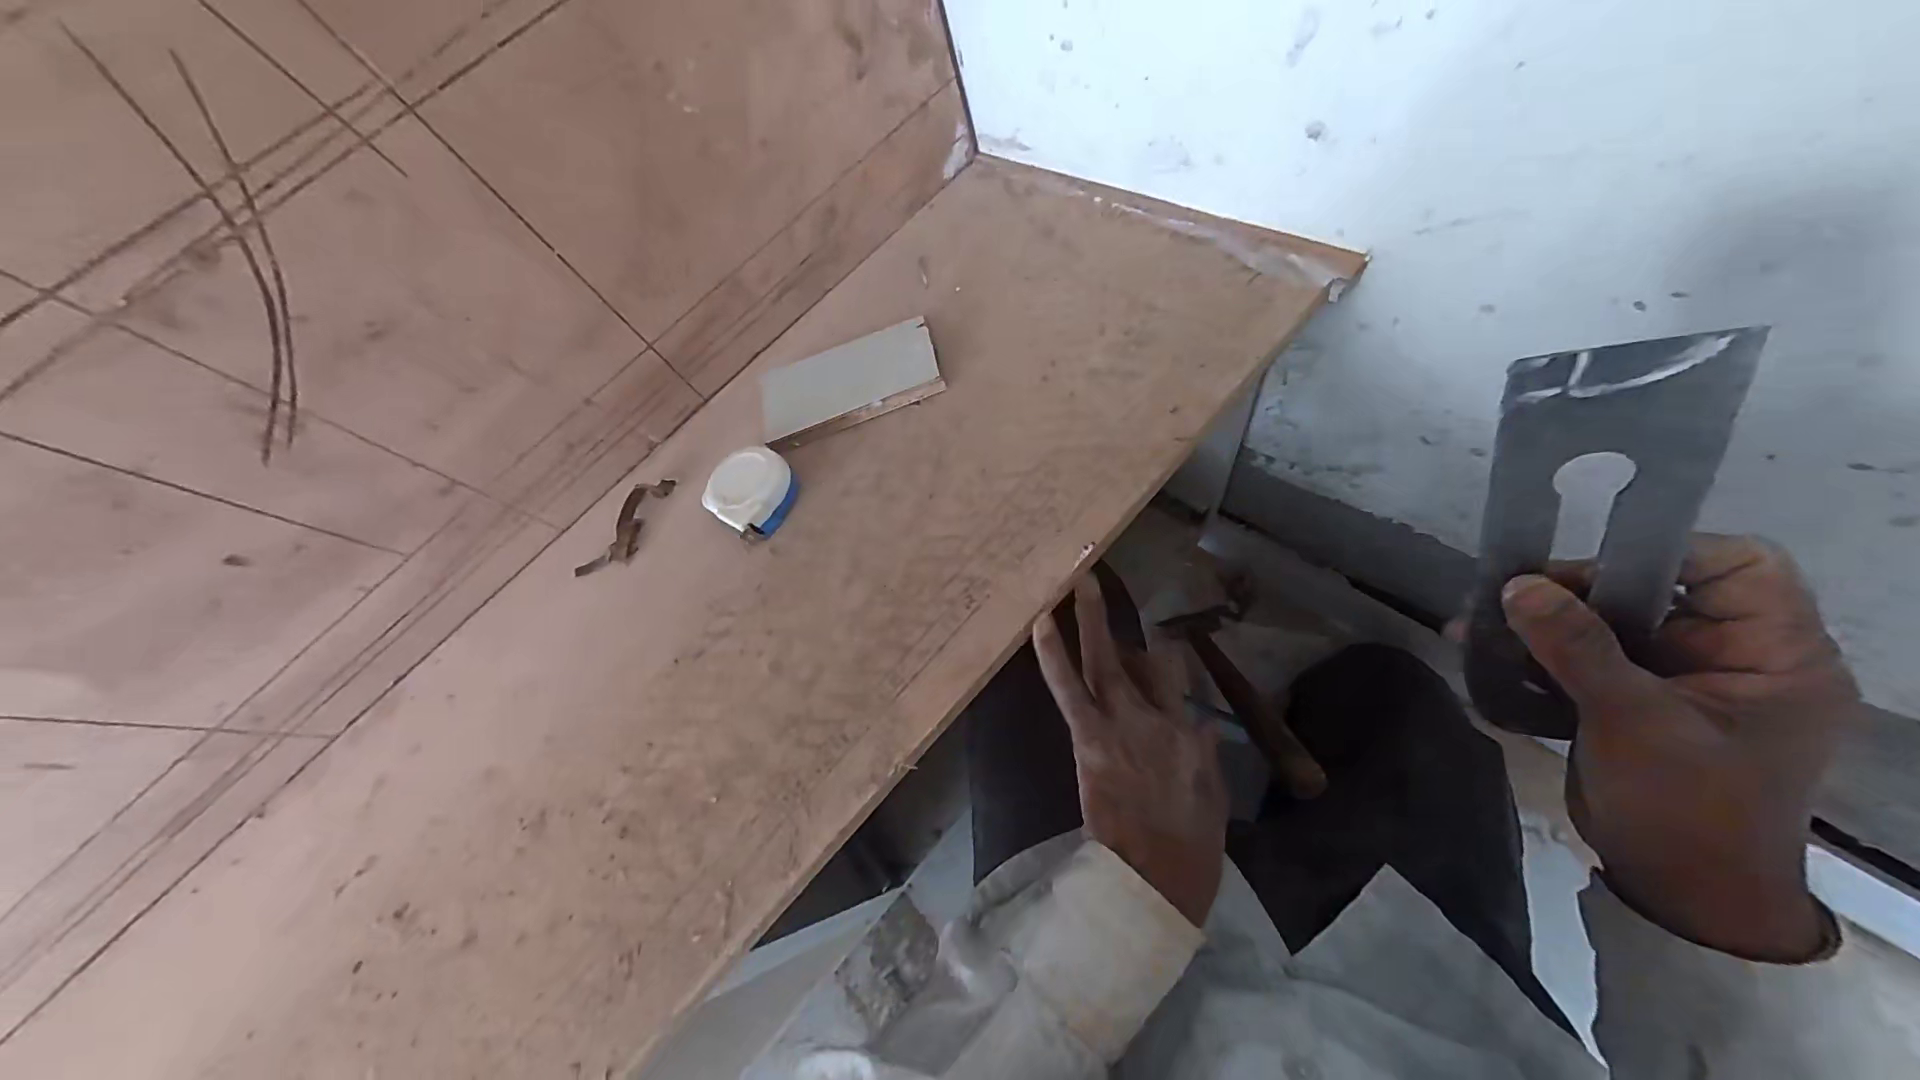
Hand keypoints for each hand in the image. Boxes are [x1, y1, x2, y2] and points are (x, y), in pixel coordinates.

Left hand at [1032, 574, 1228, 926]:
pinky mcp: (1091, 738)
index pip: (1174, 677)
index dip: (1159, 658)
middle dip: (1109, 619)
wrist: (1157, 881)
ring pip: (1101, 663)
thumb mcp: (1211, 797)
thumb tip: (1200, 730)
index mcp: (1189, 733)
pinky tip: (1042, 624)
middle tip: (1091, 582)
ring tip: (1073, 585)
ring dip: (1087, 620)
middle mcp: (1159, 718)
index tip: (1144, 650)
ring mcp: (1123, 724)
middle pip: (1137, 658)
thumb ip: (1203, 756)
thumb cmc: (1190, 847)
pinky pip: (1070, 689)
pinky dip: (1054, 655)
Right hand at [1501, 535, 1856, 960]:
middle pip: (1655, 588)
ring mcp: (1676, 677)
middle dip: (1576, 588)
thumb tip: (1517, 584)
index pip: (1739, 566)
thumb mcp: (1633, 721)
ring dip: (1542, 619)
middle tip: (1508, 596)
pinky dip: (1535, 649)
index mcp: (1773, 655)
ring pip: (1608, 620)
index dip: (1664, 553)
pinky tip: (1484, 650)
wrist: (1675, 887)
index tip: (1580, 572)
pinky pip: (1582, 652)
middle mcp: (1729, 655)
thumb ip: (1577, 647)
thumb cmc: (1686, 805)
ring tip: (1478, 622)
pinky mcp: (1631, 696)